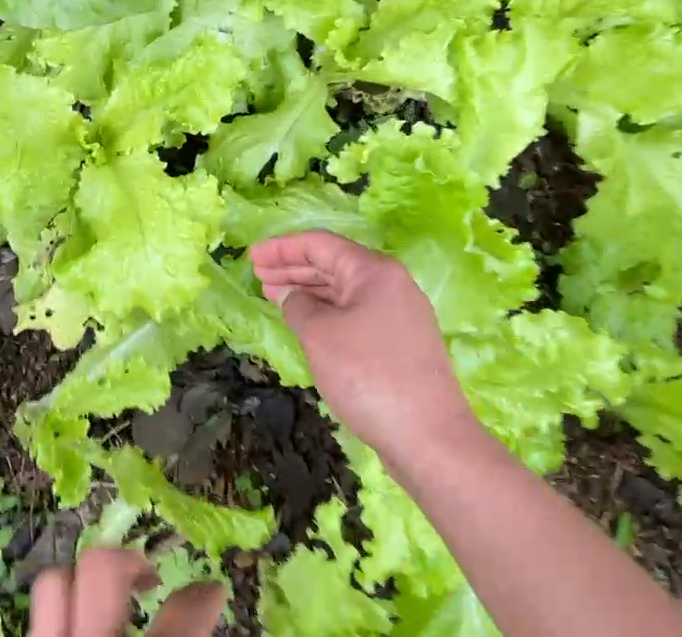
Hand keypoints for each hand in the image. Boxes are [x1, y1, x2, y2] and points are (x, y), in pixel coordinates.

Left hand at [28, 548, 224, 636]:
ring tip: (107, 592)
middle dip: (126, 560)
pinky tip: (80, 622)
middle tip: (148, 574)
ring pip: (53, 583)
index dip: (202, 599)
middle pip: (99, 568)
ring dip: (80, 580)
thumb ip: (185, 634)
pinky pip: (37, 618)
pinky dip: (60, 610)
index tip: (212, 588)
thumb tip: (200, 607)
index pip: (181, 617)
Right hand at [250, 231, 476, 458]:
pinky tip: (306, 322)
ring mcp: (400, 315)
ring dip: (308, 290)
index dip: (282, 248)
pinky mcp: (401, 343)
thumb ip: (297, 305)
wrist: (429, 437)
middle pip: (333, 264)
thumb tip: (292, 296)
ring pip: (344, 291)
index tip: (252, 256)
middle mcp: (391, 285)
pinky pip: (355, 313)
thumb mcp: (319, 335)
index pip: (320, 244)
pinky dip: (326, 312)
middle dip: (293, 267)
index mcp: (374, 271)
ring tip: (274, 295)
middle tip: (258, 275)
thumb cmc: (368, 375)